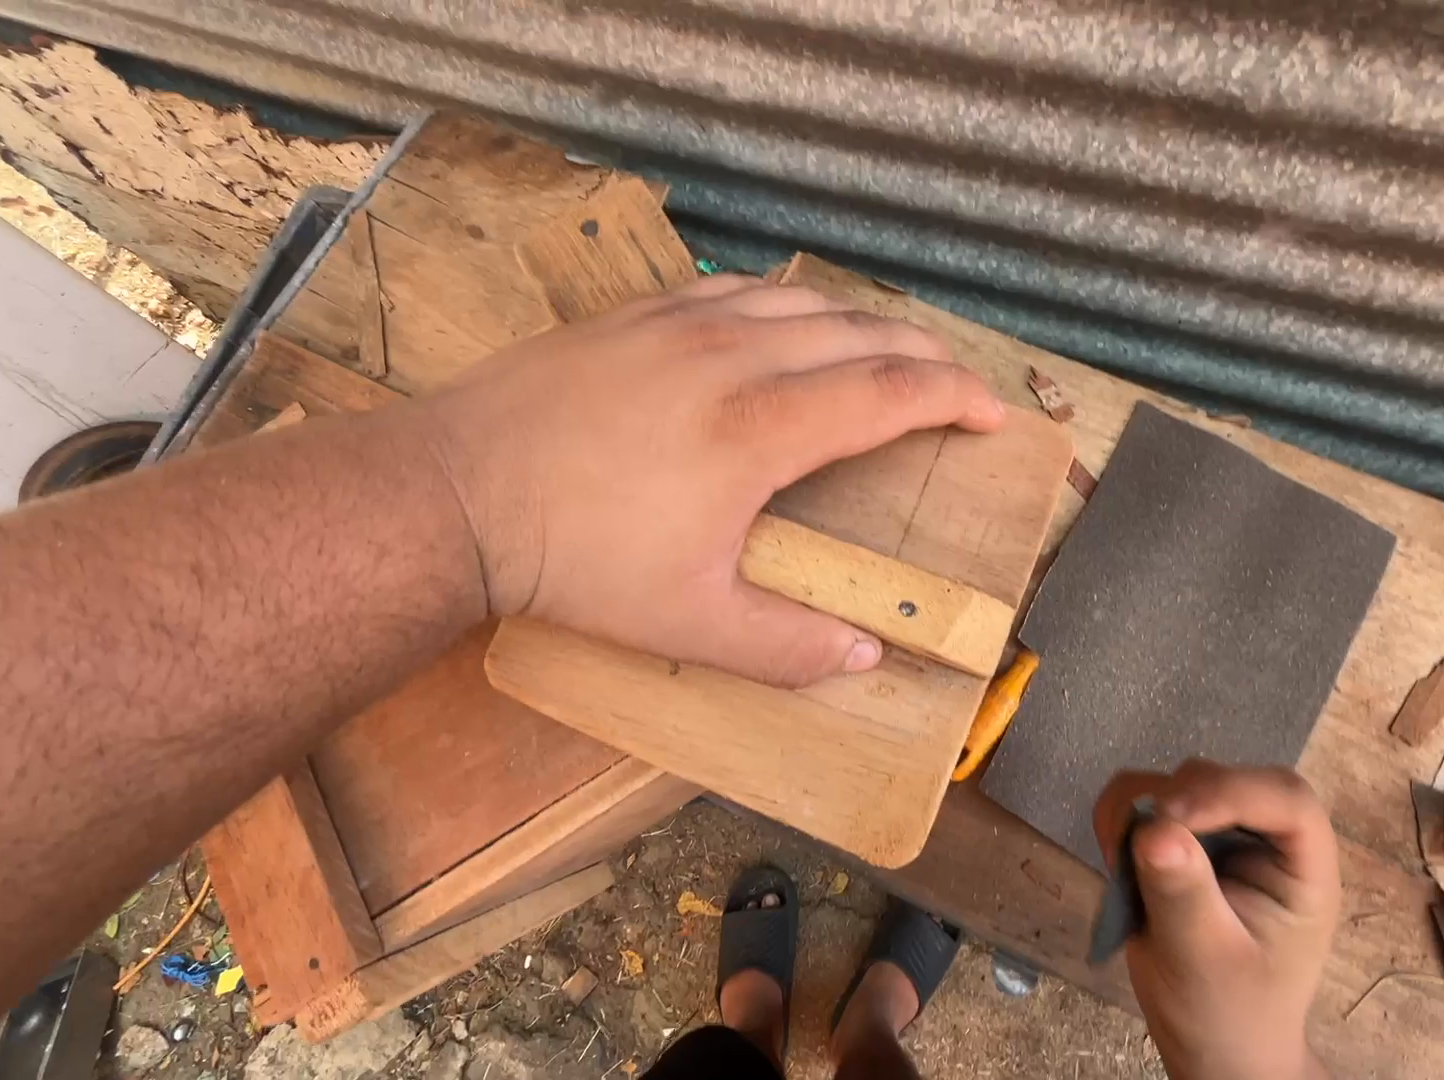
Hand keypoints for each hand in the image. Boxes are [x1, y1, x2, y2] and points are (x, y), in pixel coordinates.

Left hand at [409, 274, 1004, 686]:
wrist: (454, 494)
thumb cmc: (576, 563)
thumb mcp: (688, 624)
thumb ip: (786, 646)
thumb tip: (864, 655)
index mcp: (761, 431)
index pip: (889, 393)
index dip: (954, 397)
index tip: (990, 412)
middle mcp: (734, 358)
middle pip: (860, 335)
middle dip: (923, 357)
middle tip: (953, 386)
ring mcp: (681, 325)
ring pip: (803, 302)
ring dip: (861, 325)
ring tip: (885, 353)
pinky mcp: (637, 314)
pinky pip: (739, 290)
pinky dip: (788, 305)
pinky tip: (788, 323)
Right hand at [1093, 761, 1340, 1079]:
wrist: (1208, 1042)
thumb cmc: (1224, 1012)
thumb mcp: (1204, 961)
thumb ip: (1184, 895)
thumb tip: (1155, 832)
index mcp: (1301, 869)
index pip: (1286, 800)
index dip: (1230, 793)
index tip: (1169, 819)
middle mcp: (1264, 839)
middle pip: (1222, 779)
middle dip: (1173, 802)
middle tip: (1134, 848)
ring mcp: (1218, 832)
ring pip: (1173, 781)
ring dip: (1136, 810)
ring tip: (1121, 867)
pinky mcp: (1176, 834)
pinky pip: (1138, 795)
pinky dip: (1115, 815)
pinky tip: (1114, 862)